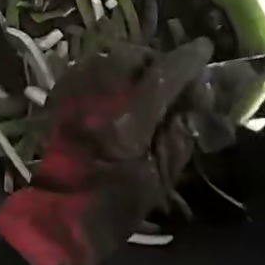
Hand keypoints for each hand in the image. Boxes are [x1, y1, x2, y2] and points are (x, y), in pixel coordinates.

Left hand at [0, 39, 213, 264]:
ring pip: (108, 56)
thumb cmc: (116, 204)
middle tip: (170, 76)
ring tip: (142, 80)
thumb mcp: (160, 176)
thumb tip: (194, 103)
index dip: (188, 58)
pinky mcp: (60, 96)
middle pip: (134, 55)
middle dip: (156, 60)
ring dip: (131, 63)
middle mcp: (100, 95)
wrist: (60, 217)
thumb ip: (180, 134)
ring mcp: (76, 92)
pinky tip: (115, 88)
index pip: (165, 74)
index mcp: (129, 119)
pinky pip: (88, 67)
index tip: (204, 47)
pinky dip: (106, 70)